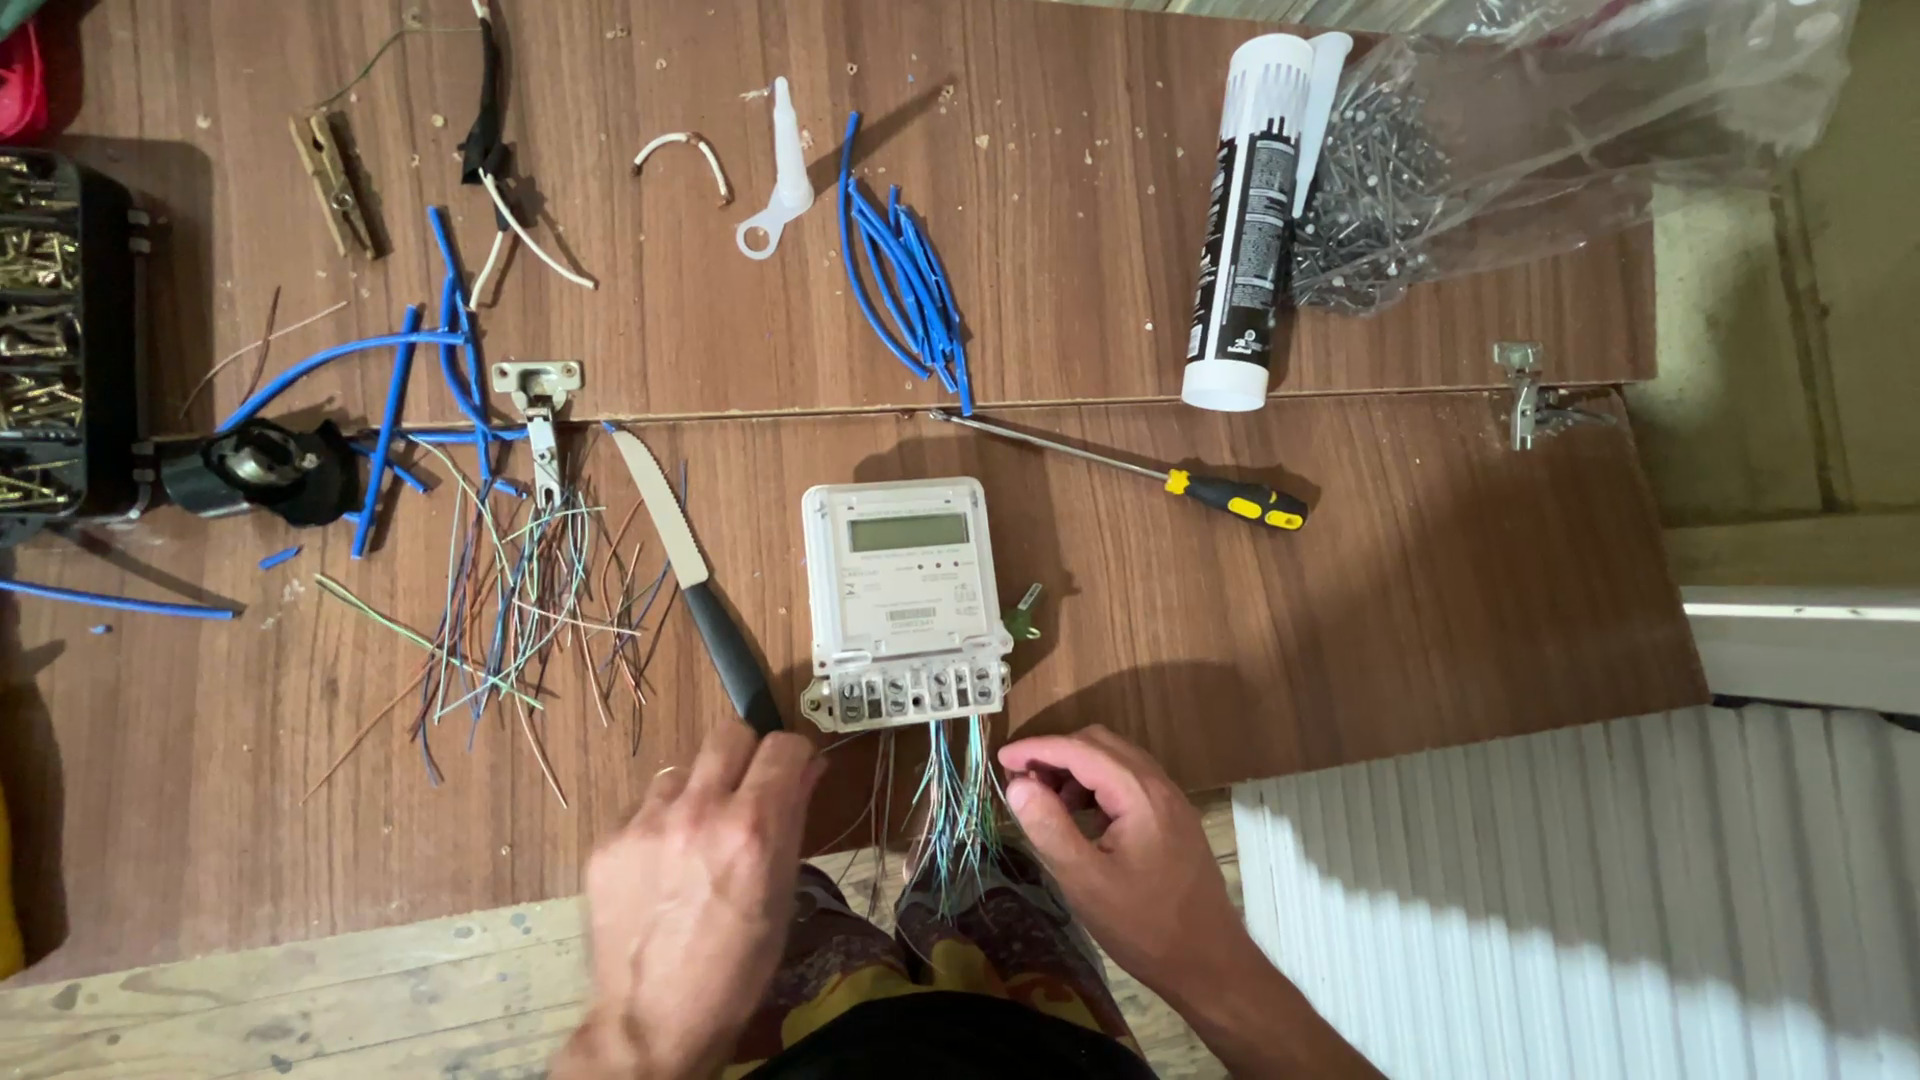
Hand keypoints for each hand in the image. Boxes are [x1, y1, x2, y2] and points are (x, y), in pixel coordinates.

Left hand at [564, 721, 823, 1079]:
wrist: (652, 1022)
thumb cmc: (737, 963)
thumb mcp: (782, 891)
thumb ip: (794, 816)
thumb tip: (809, 766)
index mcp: (751, 826)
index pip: (782, 744)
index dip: (793, 755)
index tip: (792, 772)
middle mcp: (699, 811)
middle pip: (729, 733)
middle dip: (746, 755)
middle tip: (746, 792)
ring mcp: (645, 824)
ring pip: (683, 769)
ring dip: (698, 791)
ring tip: (696, 836)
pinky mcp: (607, 842)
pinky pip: (644, 806)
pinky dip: (660, 822)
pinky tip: (662, 864)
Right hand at [998, 725, 1251, 1002]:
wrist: (1211, 965)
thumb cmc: (1144, 927)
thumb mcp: (1086, 882)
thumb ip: (1049, 828)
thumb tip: (1017, 784)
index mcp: (1139, 794)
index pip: (1079, 749)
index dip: (1037, 748)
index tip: (1000, 758)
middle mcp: (1158, 785)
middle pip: (1099, 743)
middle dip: (1056, 753)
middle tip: (1022, 780)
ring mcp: (1170, 800)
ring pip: (1115, 759)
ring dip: (1076, 768)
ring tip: (1047, 801)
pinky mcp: (1173, 818)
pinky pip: (1129, 780)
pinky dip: (1097, 784)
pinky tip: (1081, 817)